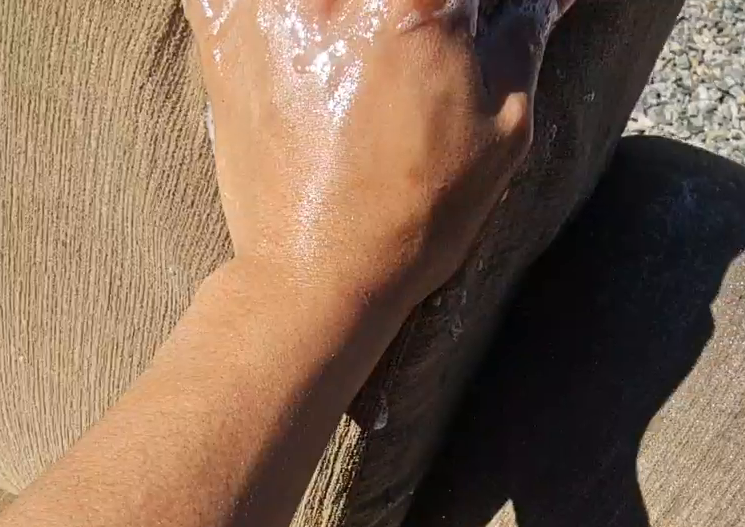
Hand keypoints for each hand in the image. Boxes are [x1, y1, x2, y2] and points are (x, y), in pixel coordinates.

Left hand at [187, 0, 570, 311]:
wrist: (318, 281)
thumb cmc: (415, 218)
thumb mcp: (499, 136)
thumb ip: (522, 38)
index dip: (463, 8)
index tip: (461, 30)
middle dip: (404, 11)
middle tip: (414, 37)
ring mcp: (270, 3)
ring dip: (335, 14)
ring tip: (350, 49)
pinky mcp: (222, 35)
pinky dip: (245, 5)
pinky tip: (291, 28)